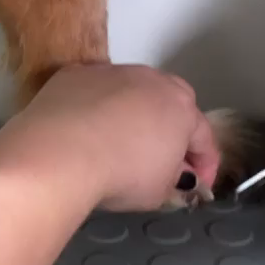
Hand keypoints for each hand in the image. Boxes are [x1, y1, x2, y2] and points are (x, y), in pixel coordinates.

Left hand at [0, 64, 221, 211]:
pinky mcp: (75, 73)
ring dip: (131, 112)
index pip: (203, 136)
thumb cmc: (119, 174)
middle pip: (170, 100)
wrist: (60, 152)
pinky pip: (93, 90)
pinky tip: (84, 128)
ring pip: (130, 90)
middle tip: (162, 157)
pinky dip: (94, 106)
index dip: (205, 164)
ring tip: (119, 141)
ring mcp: (111, 72)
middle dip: (171, 127)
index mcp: (181, 107)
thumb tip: (177, 173)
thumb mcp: (159, 191)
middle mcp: (150, 80)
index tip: (197, 184)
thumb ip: (175, 178)